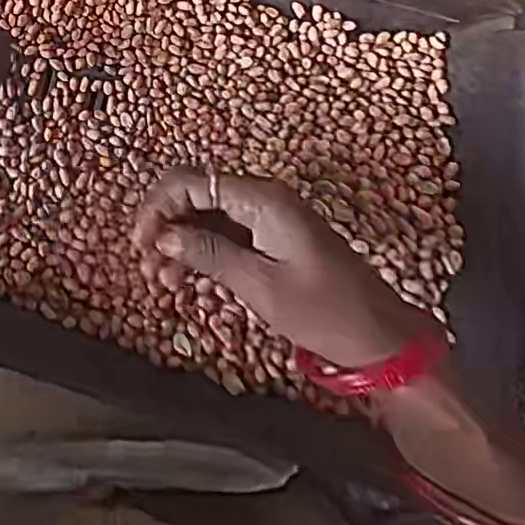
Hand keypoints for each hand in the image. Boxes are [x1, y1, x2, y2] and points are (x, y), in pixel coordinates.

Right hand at [130, 169, 432, 367]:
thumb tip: (162, 237)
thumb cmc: (324, 311)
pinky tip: (182, 279)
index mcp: (261, 198)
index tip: (140, 241)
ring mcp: (265, 217)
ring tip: (160, 278)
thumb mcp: (260, 284)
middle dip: (165, 225)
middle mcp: (260, 198)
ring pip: (204, 216)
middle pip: (194, 195)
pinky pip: (222, 234)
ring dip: (178, 242)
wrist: (384, 341)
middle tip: (146, 262)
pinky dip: (199, 252)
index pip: (190, 182)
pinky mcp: (269, 238)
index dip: (158, 207)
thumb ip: (208, 253)